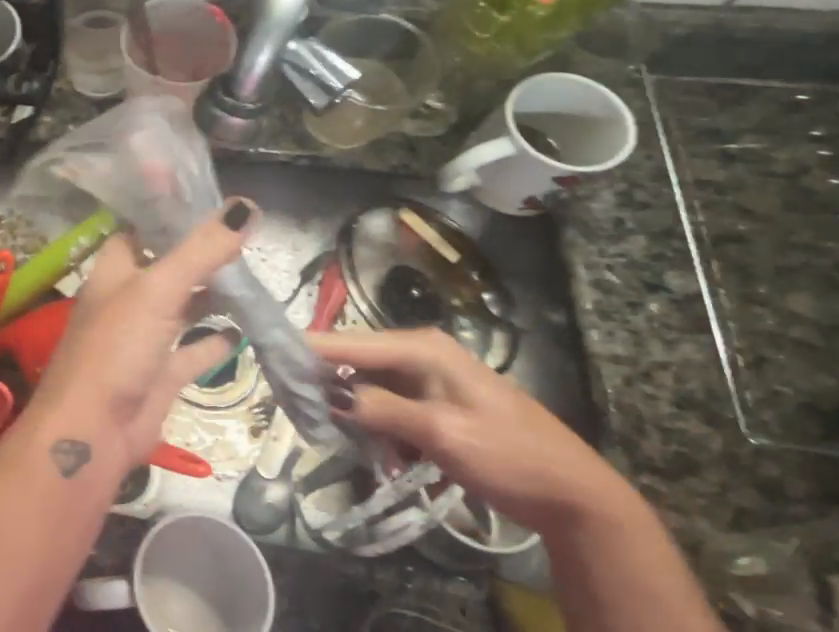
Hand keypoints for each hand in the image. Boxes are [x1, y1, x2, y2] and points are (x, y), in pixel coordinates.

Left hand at [24, 199, 259, 470]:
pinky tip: (245, 329)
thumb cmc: (115, 348)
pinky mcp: (161, 373)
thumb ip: (201, 250)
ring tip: (255, 275)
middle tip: (247, 235)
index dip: (170, 211)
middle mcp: (127, 297)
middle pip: (167, 265)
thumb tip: (245, 206)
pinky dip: (217, 340)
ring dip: (213, 293)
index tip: (212, 196)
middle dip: (201, 252)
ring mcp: (144, 337)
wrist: (93, 430)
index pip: (141, 226)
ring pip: (183, 306)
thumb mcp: (158, 289)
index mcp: (114, 269)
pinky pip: (194, 350)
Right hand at [313, 328, 635, 536]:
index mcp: (422, 347)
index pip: (347, 342)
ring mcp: (426, 380)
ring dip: (351, 415)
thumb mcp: (442, 432)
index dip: (306, 350)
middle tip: (295, 411)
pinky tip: (378, 453)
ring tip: (334, 438)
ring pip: (366, 388)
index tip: (265, 358)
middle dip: (325, 387)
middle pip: (352, 362)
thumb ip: (381, 409)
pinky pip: (385, 408)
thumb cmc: (510, 455)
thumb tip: (328, 395)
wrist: (574, 496)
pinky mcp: (431, 406)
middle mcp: (419, 353)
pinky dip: (374, 428)